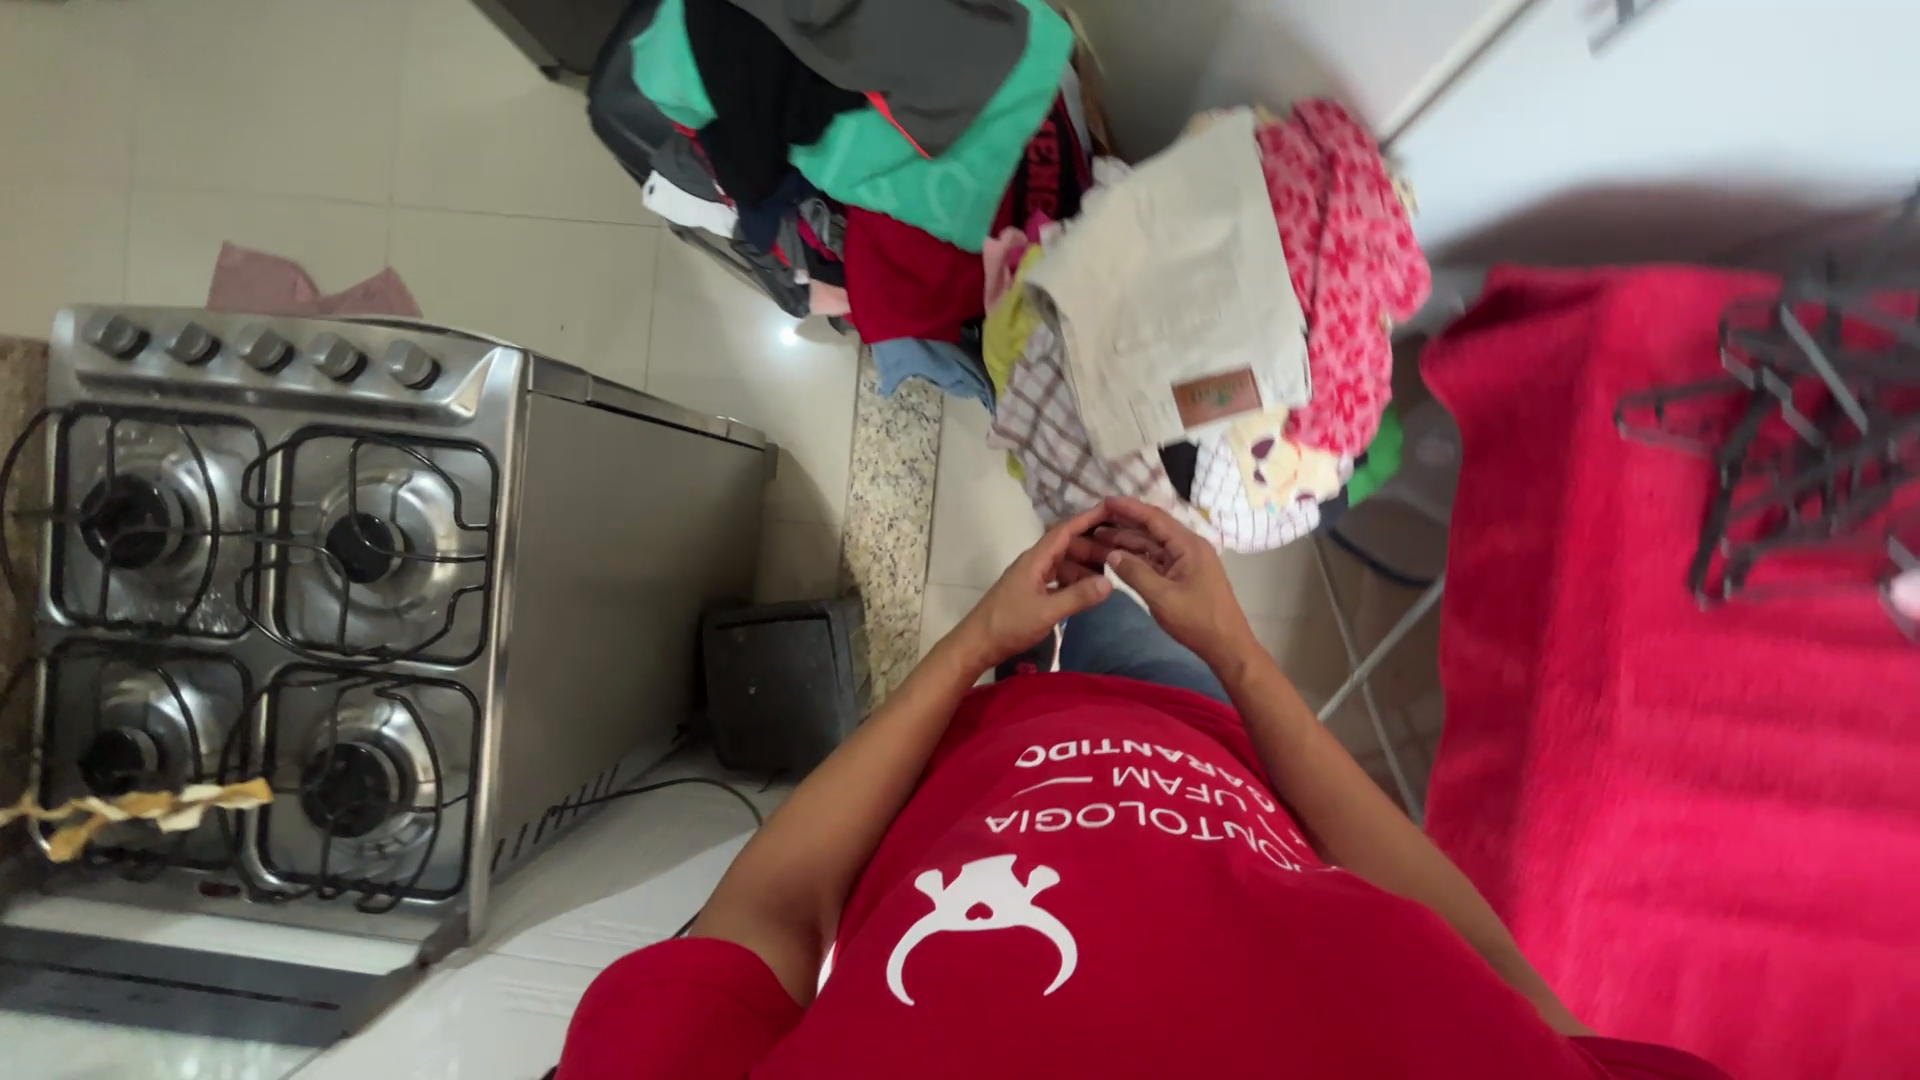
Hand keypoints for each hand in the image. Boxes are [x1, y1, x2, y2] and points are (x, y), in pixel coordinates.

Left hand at [950, 503, 1114, 670]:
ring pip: (1062, 564)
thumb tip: (1110, 582)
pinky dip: (1073, 581)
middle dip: (1092, 546)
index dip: (1087, 519)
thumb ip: (1078, 596)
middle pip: (1066, 546)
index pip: (1064, 531)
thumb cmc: (1009, 624)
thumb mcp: (1047, 611)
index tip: (1110, 510)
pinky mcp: (1030, 593)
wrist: (977, 644)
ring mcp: (1030, 578)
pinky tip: (1088, 590)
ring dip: (1084, 566)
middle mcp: (1033, 563)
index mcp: (1035, 560)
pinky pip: (1057, 579)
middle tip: (1120, 553)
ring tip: (1110, 573)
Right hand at [1074, 496, 1258, 669]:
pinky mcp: (1183, 575)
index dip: (1129, 508)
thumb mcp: (1162, 597)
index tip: (1105, 500)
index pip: (1155, 518)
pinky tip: (1118, 556)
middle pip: (1153, 528)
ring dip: (1128, 540)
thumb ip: (1135, 573)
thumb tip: (1111, 554)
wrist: (1227, 645)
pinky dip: (1137, 556)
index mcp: (1188, 545)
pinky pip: (1157, 558)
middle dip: (1124, 523)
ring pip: (1153, 544)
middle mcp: (1188, 547)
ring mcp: (1186, 561)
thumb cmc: (1197, 620)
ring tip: (1099, 536)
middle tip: (1096, 518)